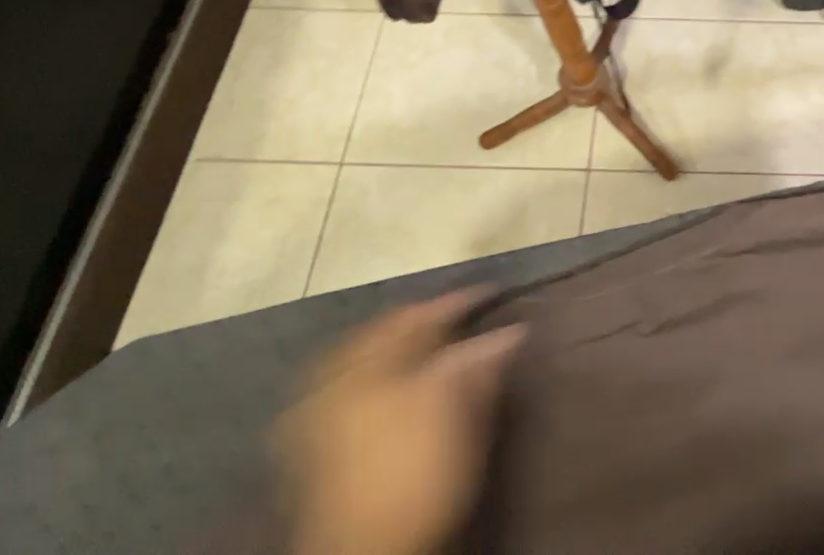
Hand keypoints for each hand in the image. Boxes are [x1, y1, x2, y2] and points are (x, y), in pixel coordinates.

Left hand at [275, 292, 525, 554]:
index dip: (459, 302)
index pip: (422, 316)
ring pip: (365, 352)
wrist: (365, 549)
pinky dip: (373, 367)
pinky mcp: (314, 430)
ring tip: (429, 345)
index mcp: (374, 365)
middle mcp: (342, 374)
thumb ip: (478, 366)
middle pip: (388, 330)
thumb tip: (509, 331)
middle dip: (424, 320)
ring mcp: (322, 403)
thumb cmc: (416, 477)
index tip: (490, 293)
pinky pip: (346, 377)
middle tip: (459, 318)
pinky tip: (390, 377)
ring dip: (398, 342)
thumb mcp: (457, 420)